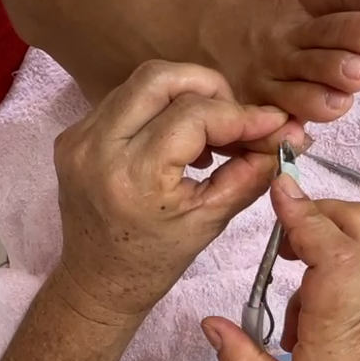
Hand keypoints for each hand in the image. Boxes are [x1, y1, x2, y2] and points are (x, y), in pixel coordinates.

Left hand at [52, 61, 297, 325]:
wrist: (97, 282)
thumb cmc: (153, 262)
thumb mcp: (209, 221)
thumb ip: (250, 173)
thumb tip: (287, 134)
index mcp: (133, 176)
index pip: (195, 115)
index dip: (241, 115)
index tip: (274, 124)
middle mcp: (98, 149)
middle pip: (162, 78)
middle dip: (210, 88)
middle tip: (235, 117)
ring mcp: (79, 139)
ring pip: (141, 84)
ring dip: (184, 96)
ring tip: (210, 132)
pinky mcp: (72, 137)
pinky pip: (123, 101)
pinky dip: (157, 109)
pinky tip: (178, 139)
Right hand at [202, 175, 359, 360]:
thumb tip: (211, 324)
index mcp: (345, 335)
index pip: (333, 255)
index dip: (306, 217)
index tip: (280, 191)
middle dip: (318, 212)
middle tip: (283, 242)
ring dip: (326, 253)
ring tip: (302, 317)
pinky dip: (345, 277)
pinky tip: (332, 324)